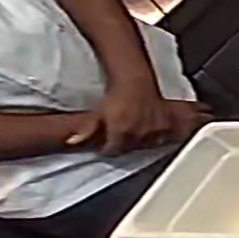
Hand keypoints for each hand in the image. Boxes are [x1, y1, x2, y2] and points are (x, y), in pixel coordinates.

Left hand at [66, 96, 207, 153]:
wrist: (136, 86)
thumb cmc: (115, 98)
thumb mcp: (97, 113)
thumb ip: (87, 130)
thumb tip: (71, 142)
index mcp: (120, 131)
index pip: (114, 150)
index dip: (108, 151)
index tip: (105, 149)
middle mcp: (139, 134)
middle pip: (131, 148)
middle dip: (124, 146)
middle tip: (120, 142)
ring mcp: (155, 131)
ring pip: (148, 144)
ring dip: (141, 143)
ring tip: (135, 138)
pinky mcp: (167, 126)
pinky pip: (164, 138)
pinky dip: (158, 138)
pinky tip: (152, 135)